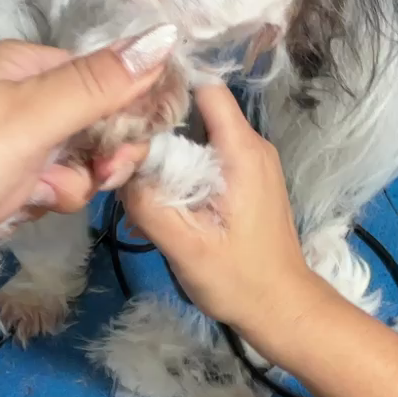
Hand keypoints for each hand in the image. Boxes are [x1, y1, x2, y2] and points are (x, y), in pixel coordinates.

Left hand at [0, 27, 177, 272]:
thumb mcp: (22, 122)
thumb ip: (95, 85)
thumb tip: (164, 35)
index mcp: (22, 66)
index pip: (107, 77)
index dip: (130, 116)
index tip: (128, 156)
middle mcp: (8, 95)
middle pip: (86, 122)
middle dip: (96, 158)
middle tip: (84, 186)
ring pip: (59, 161)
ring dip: (60, 186)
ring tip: (29, 202)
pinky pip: (25, 187)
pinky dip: (26, 203)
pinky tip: (4, 214)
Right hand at [120, 84, 334, 346]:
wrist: (283, 309)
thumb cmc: (240, 279)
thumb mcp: (186, 246)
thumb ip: (148, 204)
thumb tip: (114, 167)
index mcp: (242, 150)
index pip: (204, 87)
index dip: (165, 89)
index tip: (126, 106)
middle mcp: (251, 145)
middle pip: (196, 111)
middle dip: (156, 125)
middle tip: (116, 148)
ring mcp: (250, 163)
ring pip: (198, 136)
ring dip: (164, 153)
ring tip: (129, 176)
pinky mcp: (245, 181)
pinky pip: (206, 158)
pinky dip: (179, 171)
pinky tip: (155, 200)